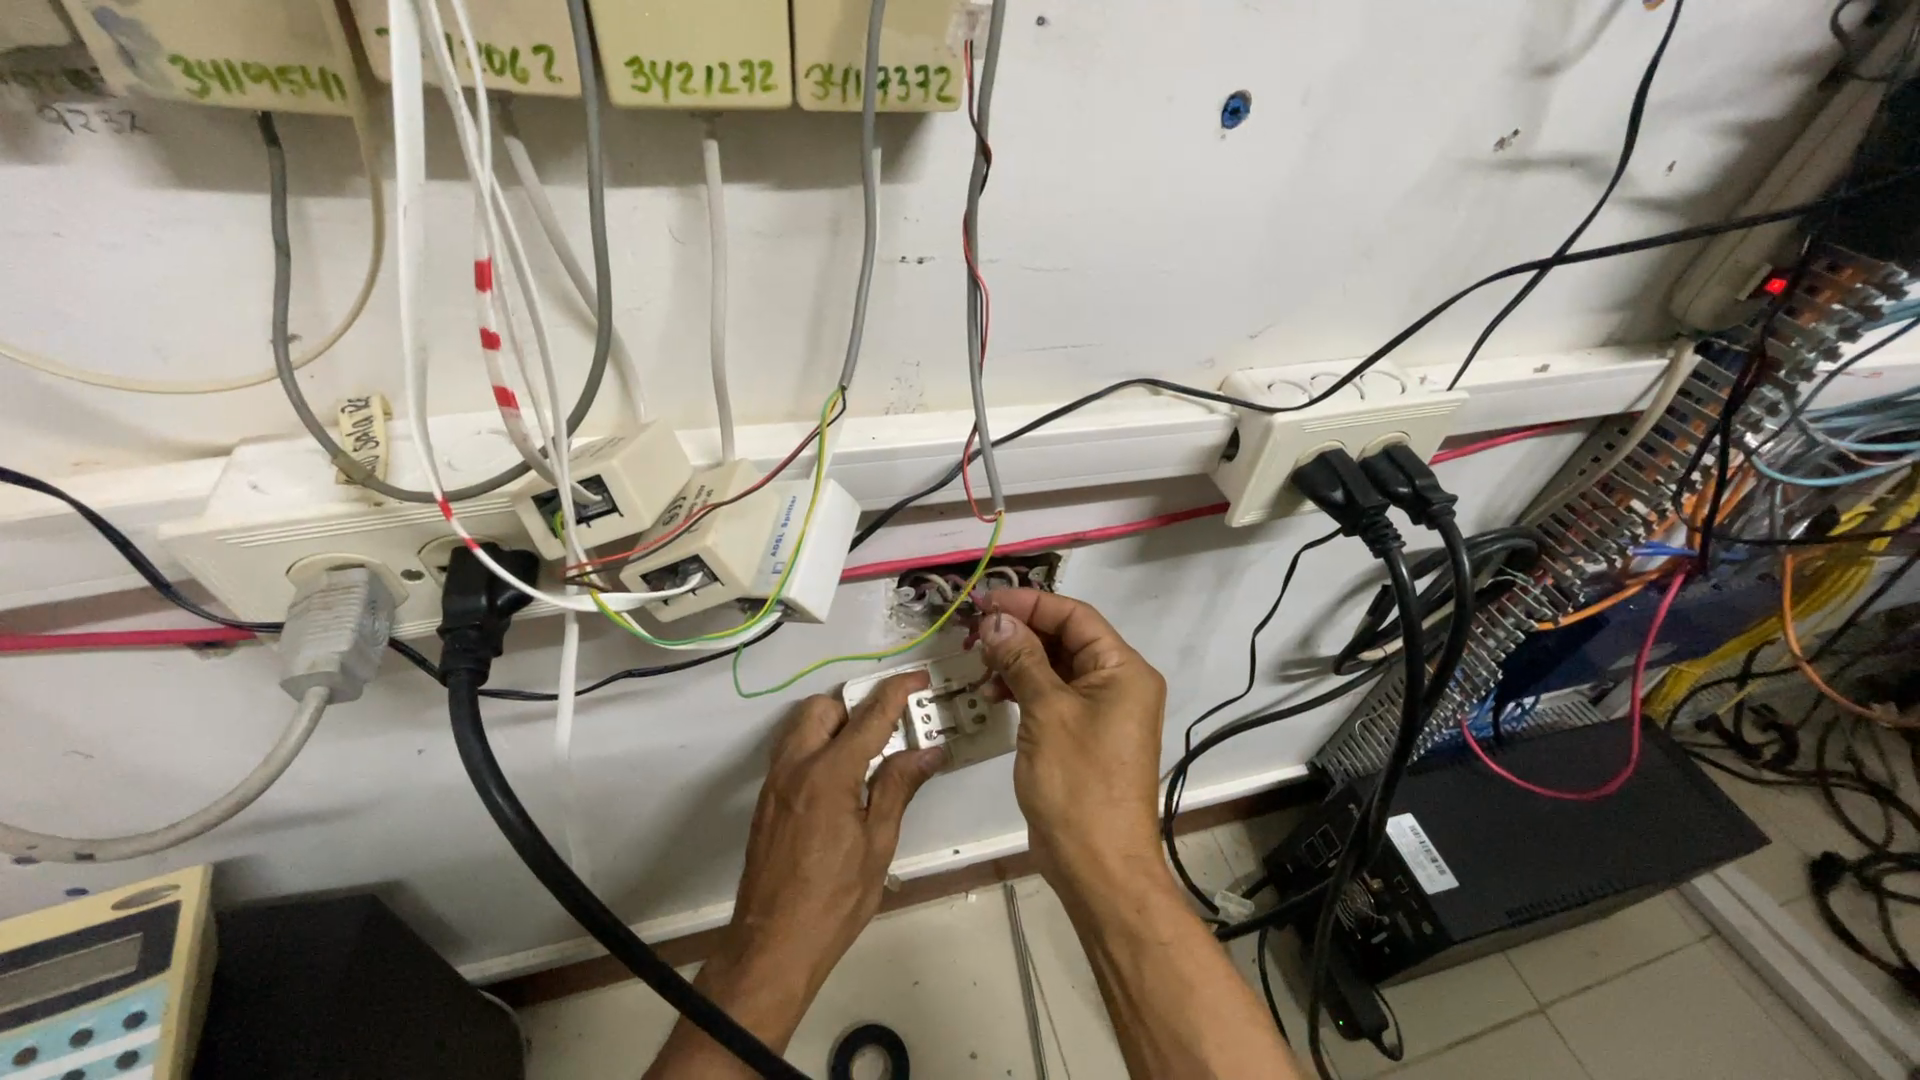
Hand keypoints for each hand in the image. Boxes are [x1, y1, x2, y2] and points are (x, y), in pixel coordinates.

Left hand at [725, 673, 944, 992]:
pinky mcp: (766, 799)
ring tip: (865, 751)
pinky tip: (840, 778)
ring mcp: (775, 782)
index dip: (897, 692)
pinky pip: (791, 751)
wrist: (773, 944)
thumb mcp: (878, 844)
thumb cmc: (835, 899)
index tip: (918, 678)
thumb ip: (898, 787)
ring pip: (800, 726)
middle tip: (888, 730)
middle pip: (823, 708)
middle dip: (856, 705)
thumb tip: (929, 751)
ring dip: (832, 723)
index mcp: (829, 774)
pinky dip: (816, 745)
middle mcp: (795, 766)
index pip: (869, 717)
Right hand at [974, 589, 1169, 895]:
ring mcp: (1102, 711)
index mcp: (1123, 669)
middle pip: (1066, 639)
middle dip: (1020, 632)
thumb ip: (1021, 659)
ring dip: (1018, 661)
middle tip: (974, 634)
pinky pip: (1053, 696)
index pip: (1075, 616)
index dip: (1029, 604)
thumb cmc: (1077, 783)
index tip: (984, 603)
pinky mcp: (1083, 735)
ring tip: (980, 666)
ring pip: (1056, 667)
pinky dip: (1024, 689)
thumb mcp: (1046, 712)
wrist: (1098, 864)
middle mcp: (1118, 683)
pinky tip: (994, 694)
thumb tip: (995, 619)